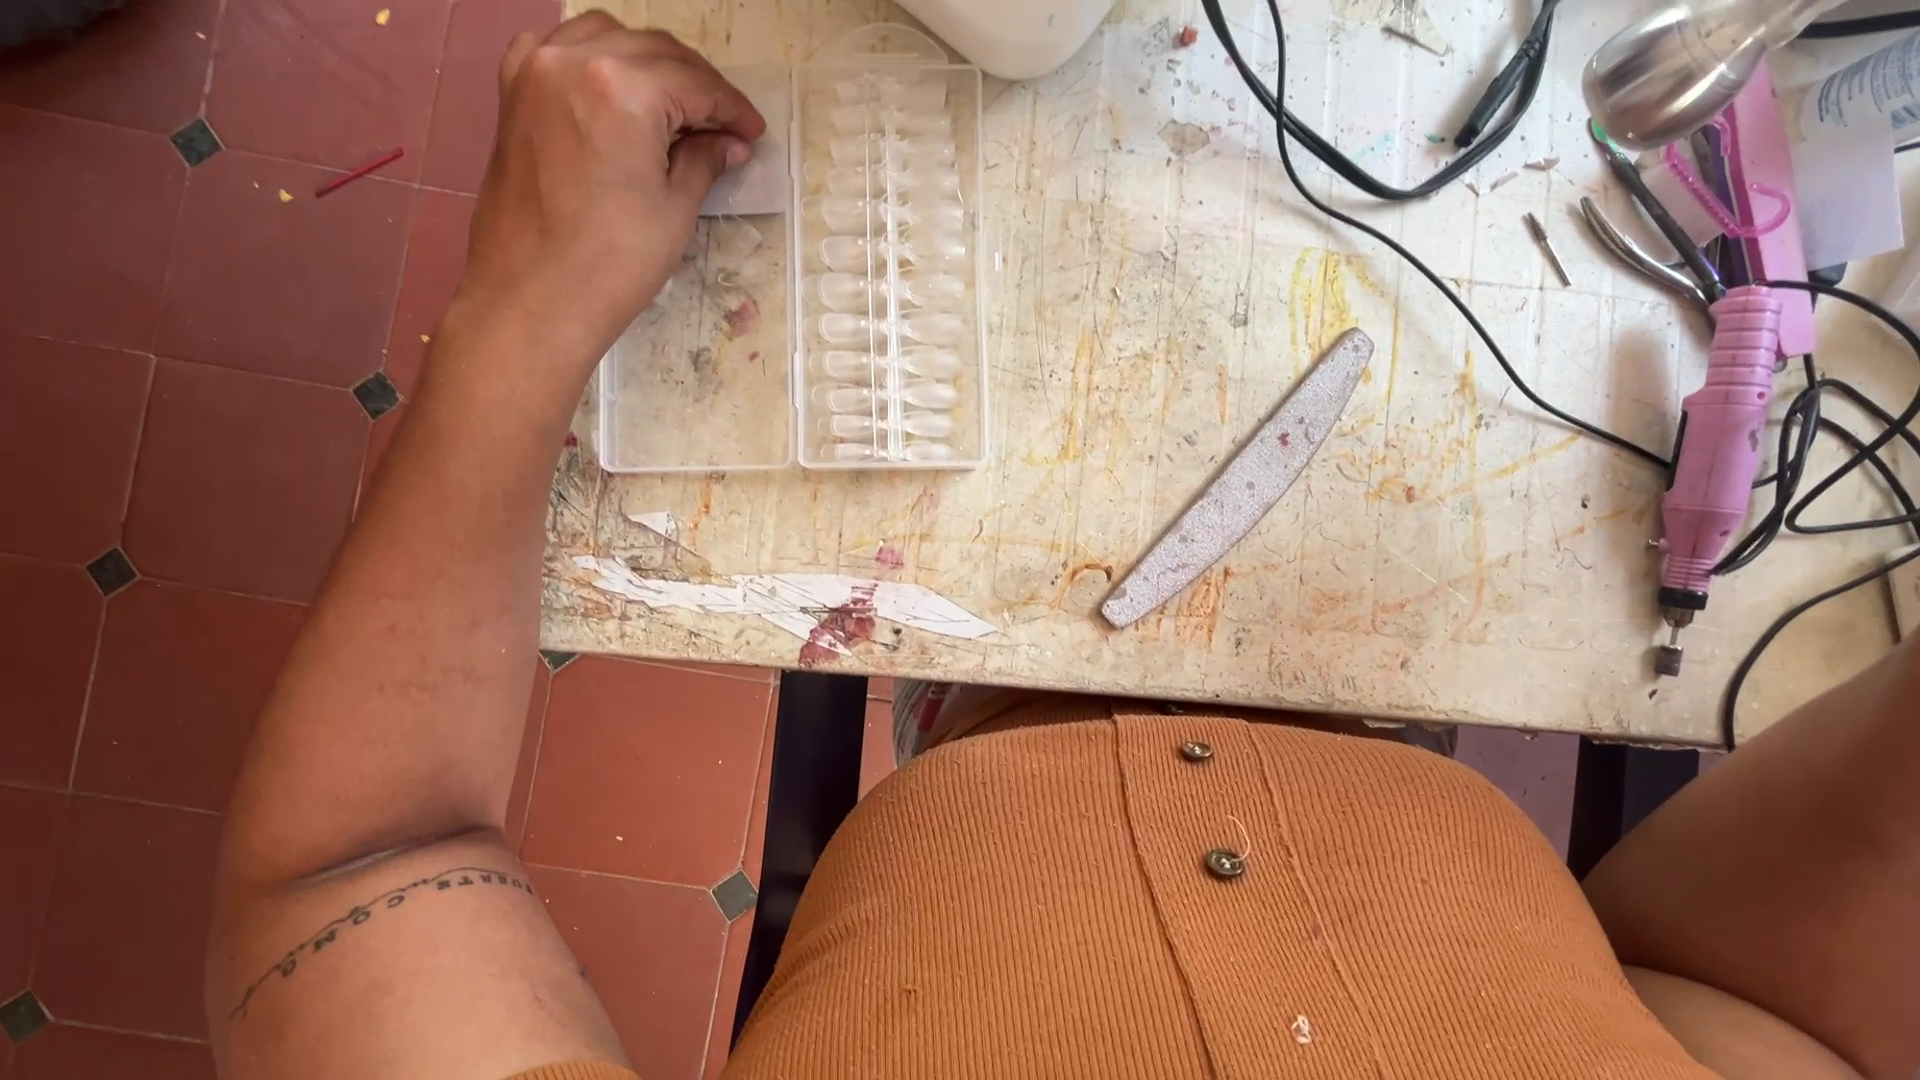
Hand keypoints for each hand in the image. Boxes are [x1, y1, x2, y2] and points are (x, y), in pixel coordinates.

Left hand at [457, 13, 766, 368]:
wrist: (533, 298)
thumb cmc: (612, 264)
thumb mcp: (675, 211)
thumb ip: (703, 161)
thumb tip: (729, 143)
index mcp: (620, 89)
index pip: (693, 83)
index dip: (731, 108)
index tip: (753, 132)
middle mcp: (572, 61)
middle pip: (655, 51)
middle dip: (697, 85)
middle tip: (725, 125)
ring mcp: (535, 70)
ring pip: (609, 37)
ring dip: (651, 63)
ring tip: (677, 107)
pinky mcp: (514, 92)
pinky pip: (560, 48)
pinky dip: (596, 58)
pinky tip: (616, 88)